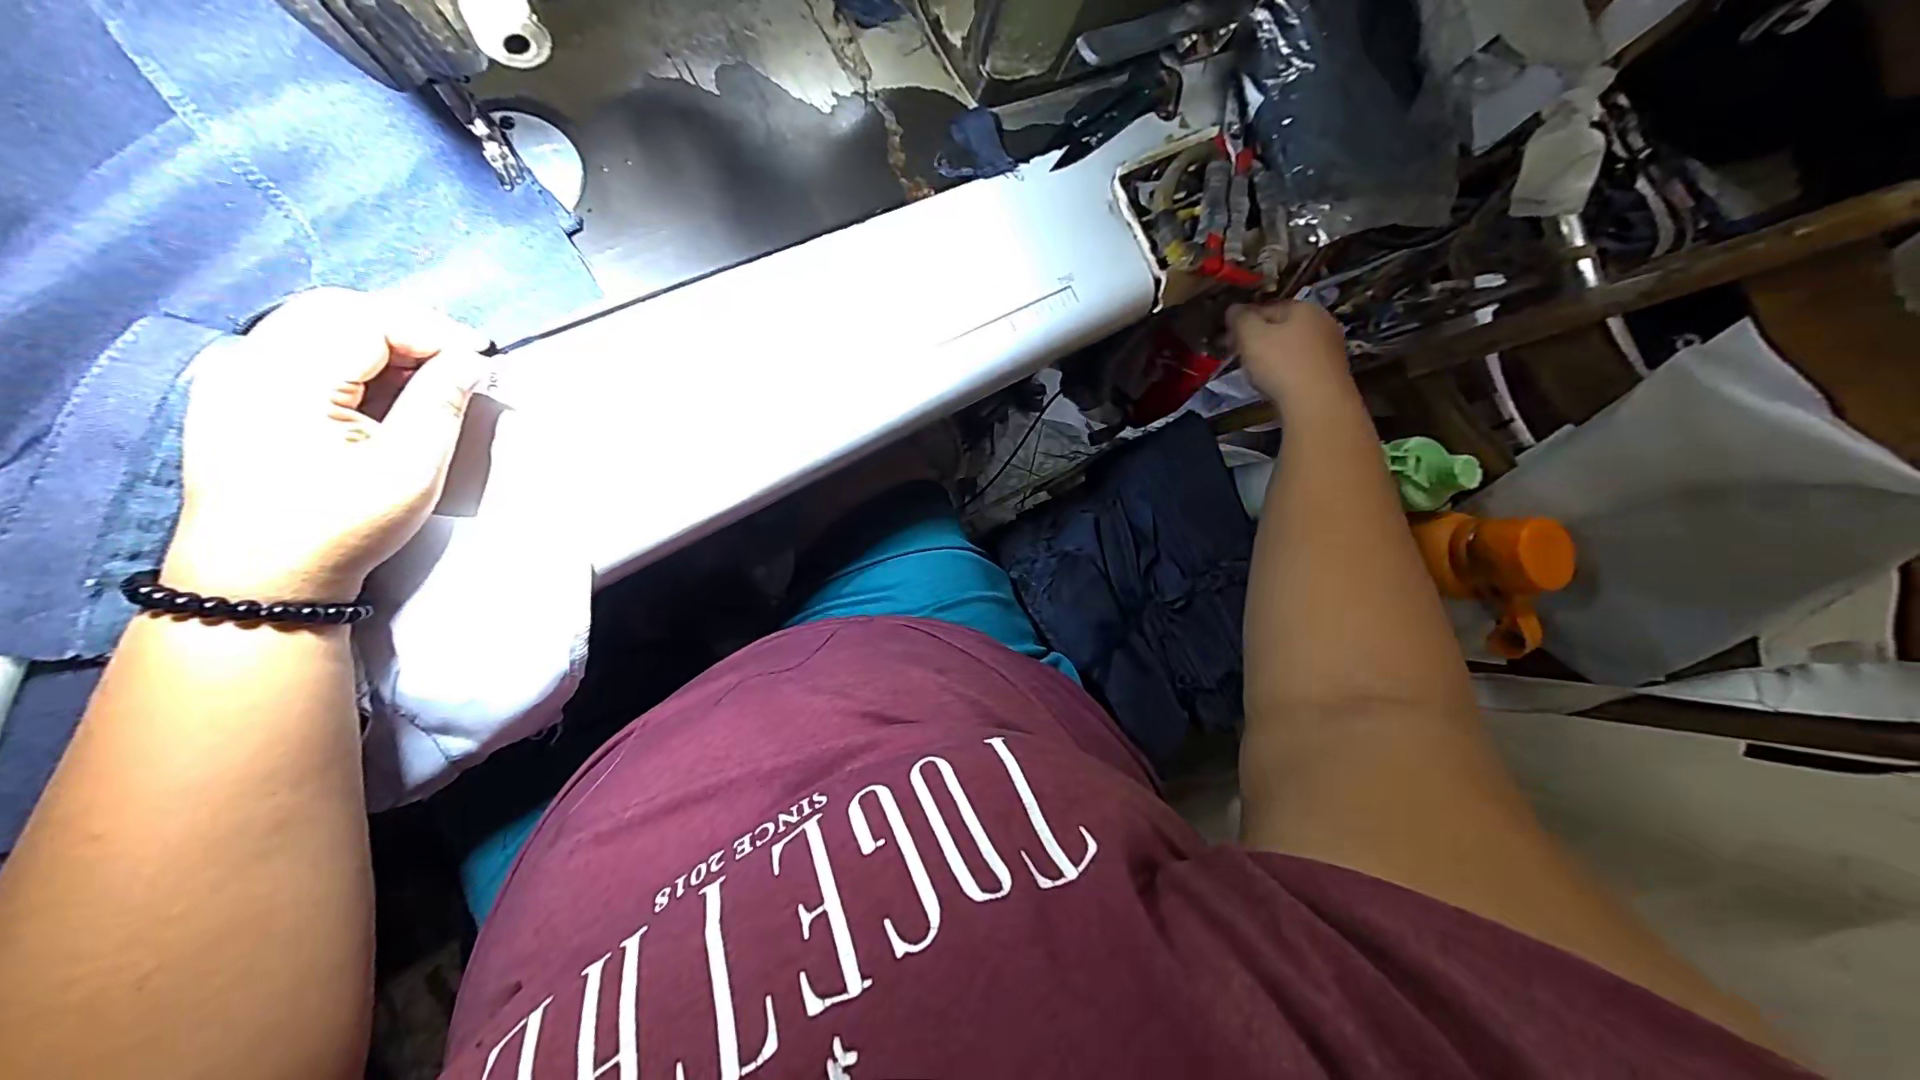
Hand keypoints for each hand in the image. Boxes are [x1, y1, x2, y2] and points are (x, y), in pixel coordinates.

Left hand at [162, 288, 490, 603]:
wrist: (259, 577)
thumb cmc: (338, 529)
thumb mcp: (411, 469)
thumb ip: (442, 403)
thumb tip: (471, 362)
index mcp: (285, 380)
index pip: (370, 320)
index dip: (434, 331)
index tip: (481, 356)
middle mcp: (248, 364)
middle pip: (339, 309)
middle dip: (411, 327)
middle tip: (462, 359)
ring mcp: (234, 376)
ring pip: (319, 323)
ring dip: (384, 340)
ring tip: (433, 374)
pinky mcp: (237, 393)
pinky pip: (300, 348)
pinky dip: (353, 356)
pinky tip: (386, 386)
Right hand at [1227, 300, 1351, 405]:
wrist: (1317, 404)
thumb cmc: (1281, 364)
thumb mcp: (1251, 337)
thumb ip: (1240, 319)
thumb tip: (1233, 308)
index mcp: (1304, 308)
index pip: (1265, 308)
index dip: (1242, 323)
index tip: (1227, 340)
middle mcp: (1322, 322)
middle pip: (1280, 327)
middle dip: (1257, 340)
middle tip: (1238, 358)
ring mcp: (1330, 347)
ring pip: (1290, 347)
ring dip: (1271, 357)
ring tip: (1255, 374)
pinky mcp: (1332, 372)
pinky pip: (1300, 365)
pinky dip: (1285, 371)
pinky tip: (1275, 385)